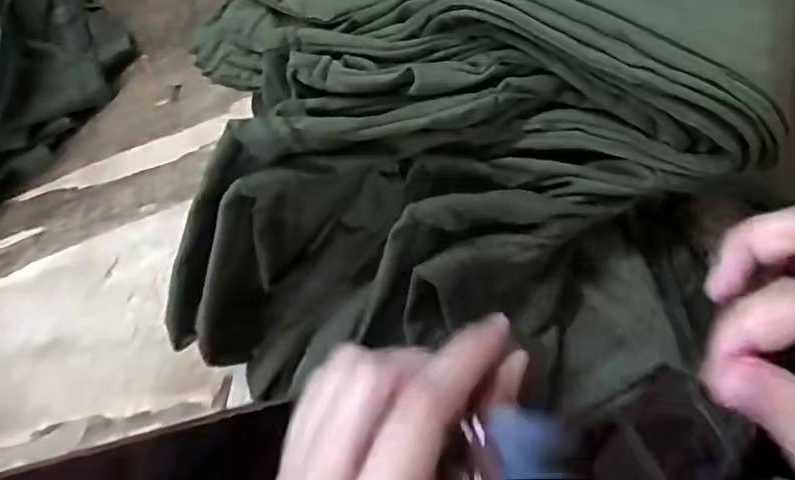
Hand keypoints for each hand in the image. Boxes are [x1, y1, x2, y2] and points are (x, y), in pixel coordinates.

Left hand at [278, 315, 527, 479]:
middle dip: (428, 362)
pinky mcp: (283, 467)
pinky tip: (385, 401)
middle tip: (464, 381)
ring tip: (426, 392)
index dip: (466, 357)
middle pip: (372, 377)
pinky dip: (356, 378)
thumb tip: (512, 366)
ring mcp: (292, 472)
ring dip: (392, 366)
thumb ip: (493, 448)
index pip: (419, 406)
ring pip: (339, 371)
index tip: (501, 328)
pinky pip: (317, 391)